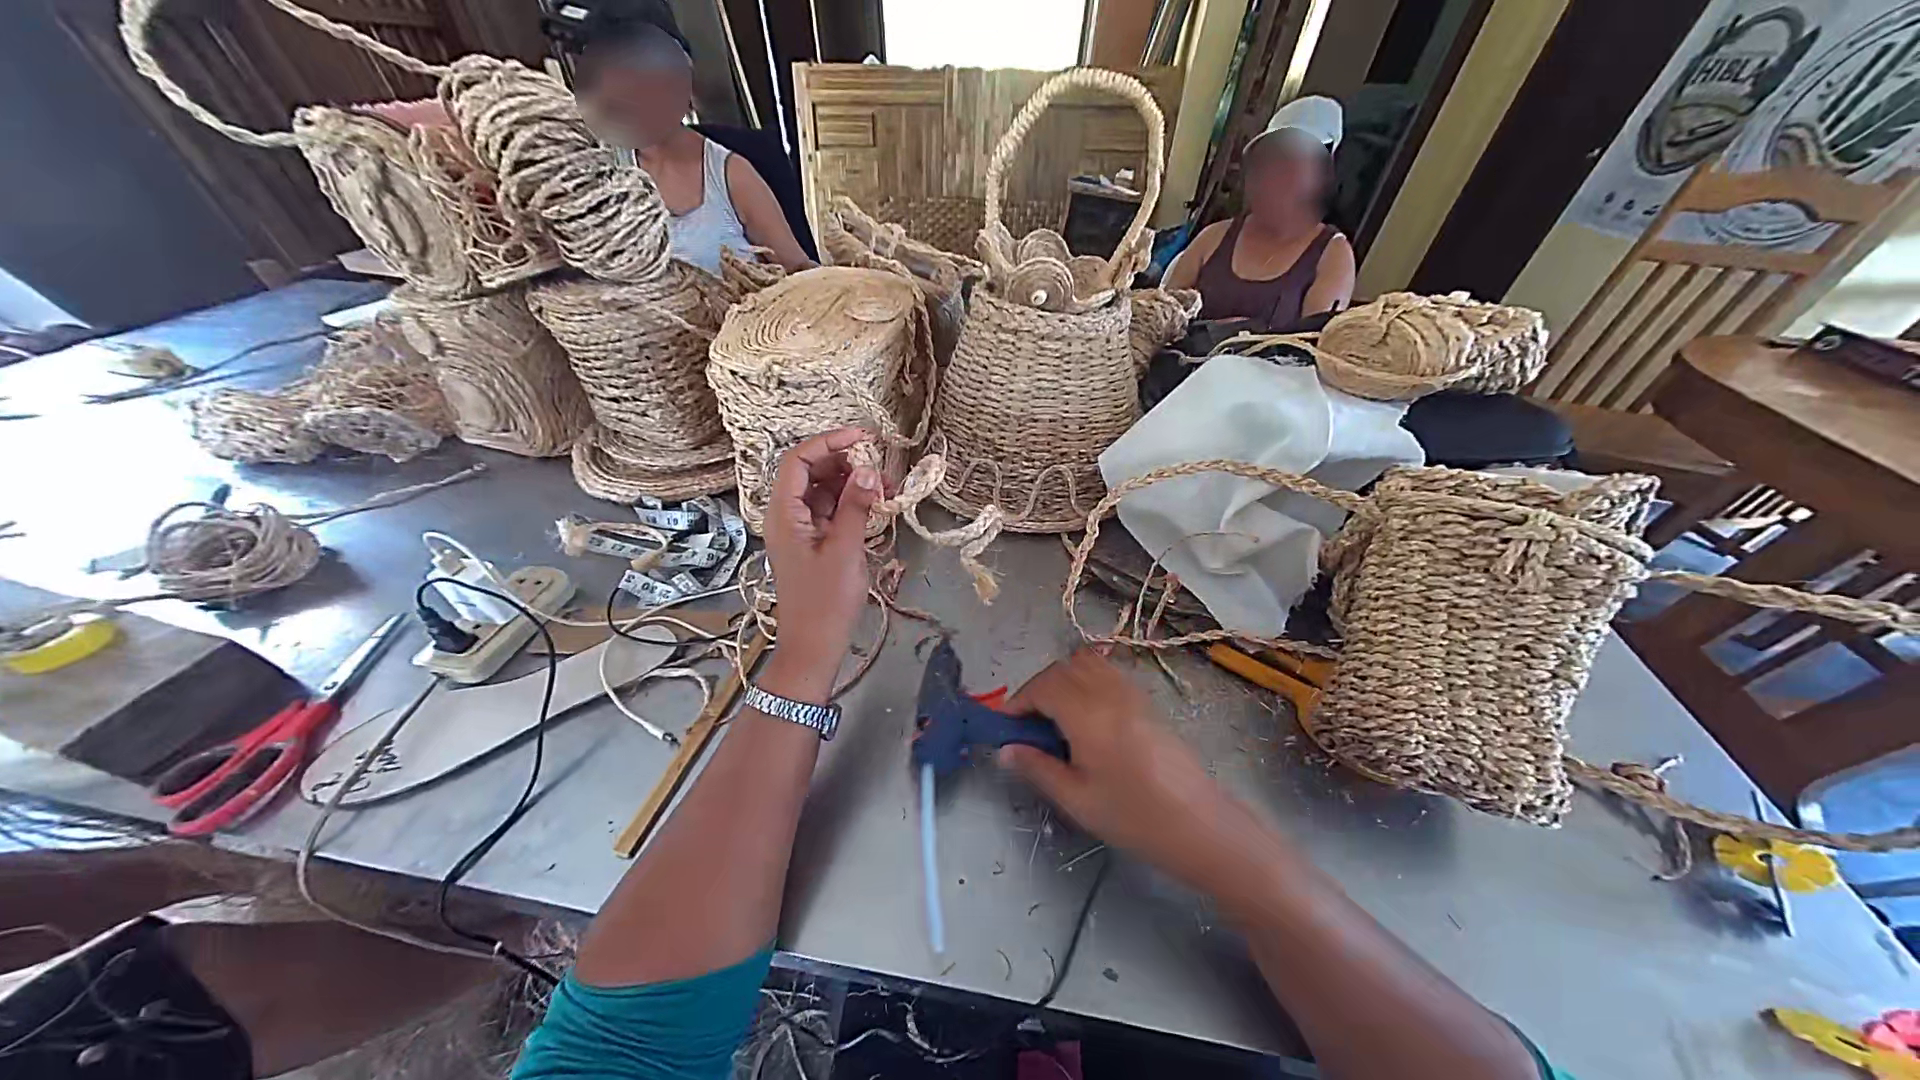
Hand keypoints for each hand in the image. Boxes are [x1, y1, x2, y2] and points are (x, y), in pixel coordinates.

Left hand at [760, 429, 881, 699]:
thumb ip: (855, 507)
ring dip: (852, 483)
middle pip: (810, 472)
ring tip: (885, 488)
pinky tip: (876, 505)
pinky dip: (851, 503)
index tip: (863, 439)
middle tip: (880, 467)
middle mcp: (787, 515)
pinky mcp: (814, 542)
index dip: (828, 443)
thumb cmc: (825, 601)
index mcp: (784, 513)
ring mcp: (800, 529)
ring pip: (823, 490)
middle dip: (845, 463)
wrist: (814, 644)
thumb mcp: (844, 550)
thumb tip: (869, 472)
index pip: (798, 461)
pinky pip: (830, 510)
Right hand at [999, 649, 1279, 895]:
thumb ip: (1037, 768)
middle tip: (1027, 724)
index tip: (1006, 726)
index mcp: (1089, 715)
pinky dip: (1086, 679)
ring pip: (1086, 663)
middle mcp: (1109, 693)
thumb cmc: (1134, 816)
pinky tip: (1086, 715)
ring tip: (1055, 716)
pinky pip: (1107, 672)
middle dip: (1037, 688)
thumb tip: (1005, 750)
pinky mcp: (1145, 701)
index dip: (1018, 700)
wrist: (1199, 824)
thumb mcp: (1077, 799)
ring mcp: (1131, 693)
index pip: (1043, 686)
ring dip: (1062, 679)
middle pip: (1062, 668)